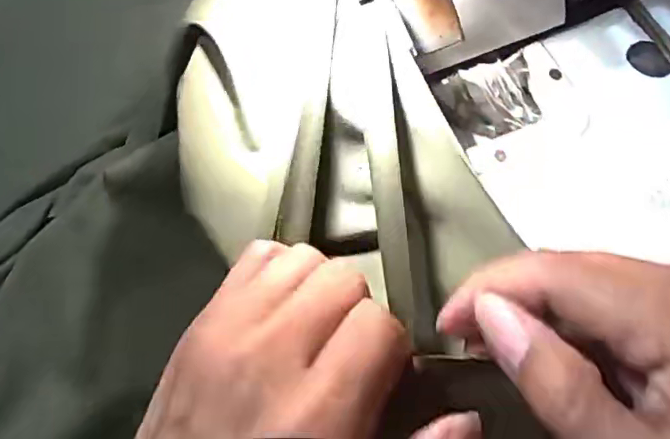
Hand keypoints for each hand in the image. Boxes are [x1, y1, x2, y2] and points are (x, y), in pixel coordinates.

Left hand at [137, 241, 409, 438]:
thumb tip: (469, 414)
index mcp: (315, 411)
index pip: (381, 323)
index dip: (388, 348)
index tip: (377, 375)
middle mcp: (272, 354)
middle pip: (346, 279)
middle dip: (355, 312)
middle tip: (342, 355)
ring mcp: (229, 328)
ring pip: (305, 257)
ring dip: (317, 288)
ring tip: (309, 331)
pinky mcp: (200, 319)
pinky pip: (257, 254)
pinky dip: (275, 273)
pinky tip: (275, 313)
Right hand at [437, 252, 669, 438]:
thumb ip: (559, 384)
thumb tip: (490, 314)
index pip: (557, 270)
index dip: (491, 287)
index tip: (442, 324)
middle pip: (575, 267)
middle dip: (516, 296)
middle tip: (467, 343)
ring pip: (597, 279)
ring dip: (547, 309)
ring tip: (504, 349)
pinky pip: (626, 300)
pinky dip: (586, 323)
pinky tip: (565, 355)